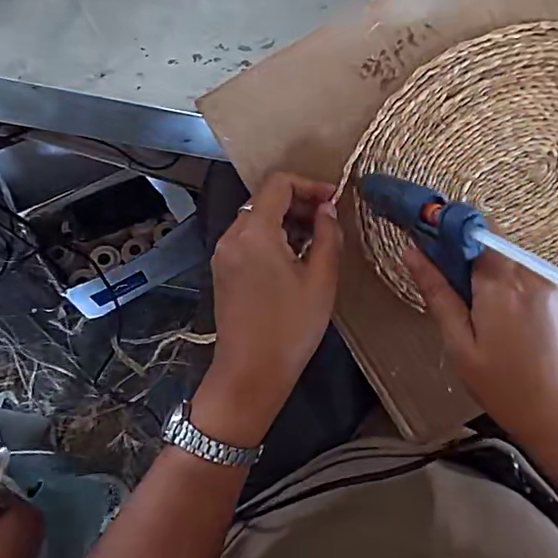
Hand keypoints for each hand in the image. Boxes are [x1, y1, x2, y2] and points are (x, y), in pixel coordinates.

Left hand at [192, 172, 341, 447]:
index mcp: (254, 232)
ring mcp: (224, 254)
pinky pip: (249, 238)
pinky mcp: (223, 270)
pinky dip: (273, 237)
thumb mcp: (321, 279)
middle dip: (300, 202)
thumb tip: (327, 209)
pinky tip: (296, 257)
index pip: (279, 184)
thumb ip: (327, 235)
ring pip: (257, 218)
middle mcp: (232, 236)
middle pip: (265, 199)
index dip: (310, 184)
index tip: (334, 199)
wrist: (250, 373)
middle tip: (330, 221)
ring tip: (318, 241)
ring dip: (287, 220)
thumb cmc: (291, 327)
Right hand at [403, 246, 557, 450]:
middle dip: (462, 252)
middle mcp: (529, 272)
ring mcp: (548, 283)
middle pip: (489, 239)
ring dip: (483, 270)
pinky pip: (523, 275)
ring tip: (471, 313)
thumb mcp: (462, 347)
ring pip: (505, 257)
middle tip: (442, 285)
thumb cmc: (511, 390)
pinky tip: (497, 322)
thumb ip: (437, 295)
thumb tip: (412, 253)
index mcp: (502, 281)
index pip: (472, 227)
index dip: (445, 227)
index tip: (423, 239)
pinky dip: (503, 284)